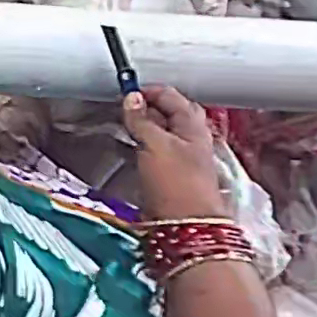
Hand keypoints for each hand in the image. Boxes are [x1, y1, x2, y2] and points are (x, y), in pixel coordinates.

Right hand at [123, 85, 223, 222]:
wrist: (184, 226)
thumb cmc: (176, 183)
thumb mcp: (154, 144)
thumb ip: (141, 119)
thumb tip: (132, 98)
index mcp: (192, 125)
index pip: (170, 95)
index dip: (148, 90)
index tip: (125, 90)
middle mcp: (190, 138)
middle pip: (168, 111)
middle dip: (146, 105)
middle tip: (124, 106)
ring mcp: (181, 156)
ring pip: (161, 131)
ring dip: (143, 125)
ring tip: (123, 123)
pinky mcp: (170, 173)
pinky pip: (155, 149)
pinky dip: (141, 142)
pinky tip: (130, 146)